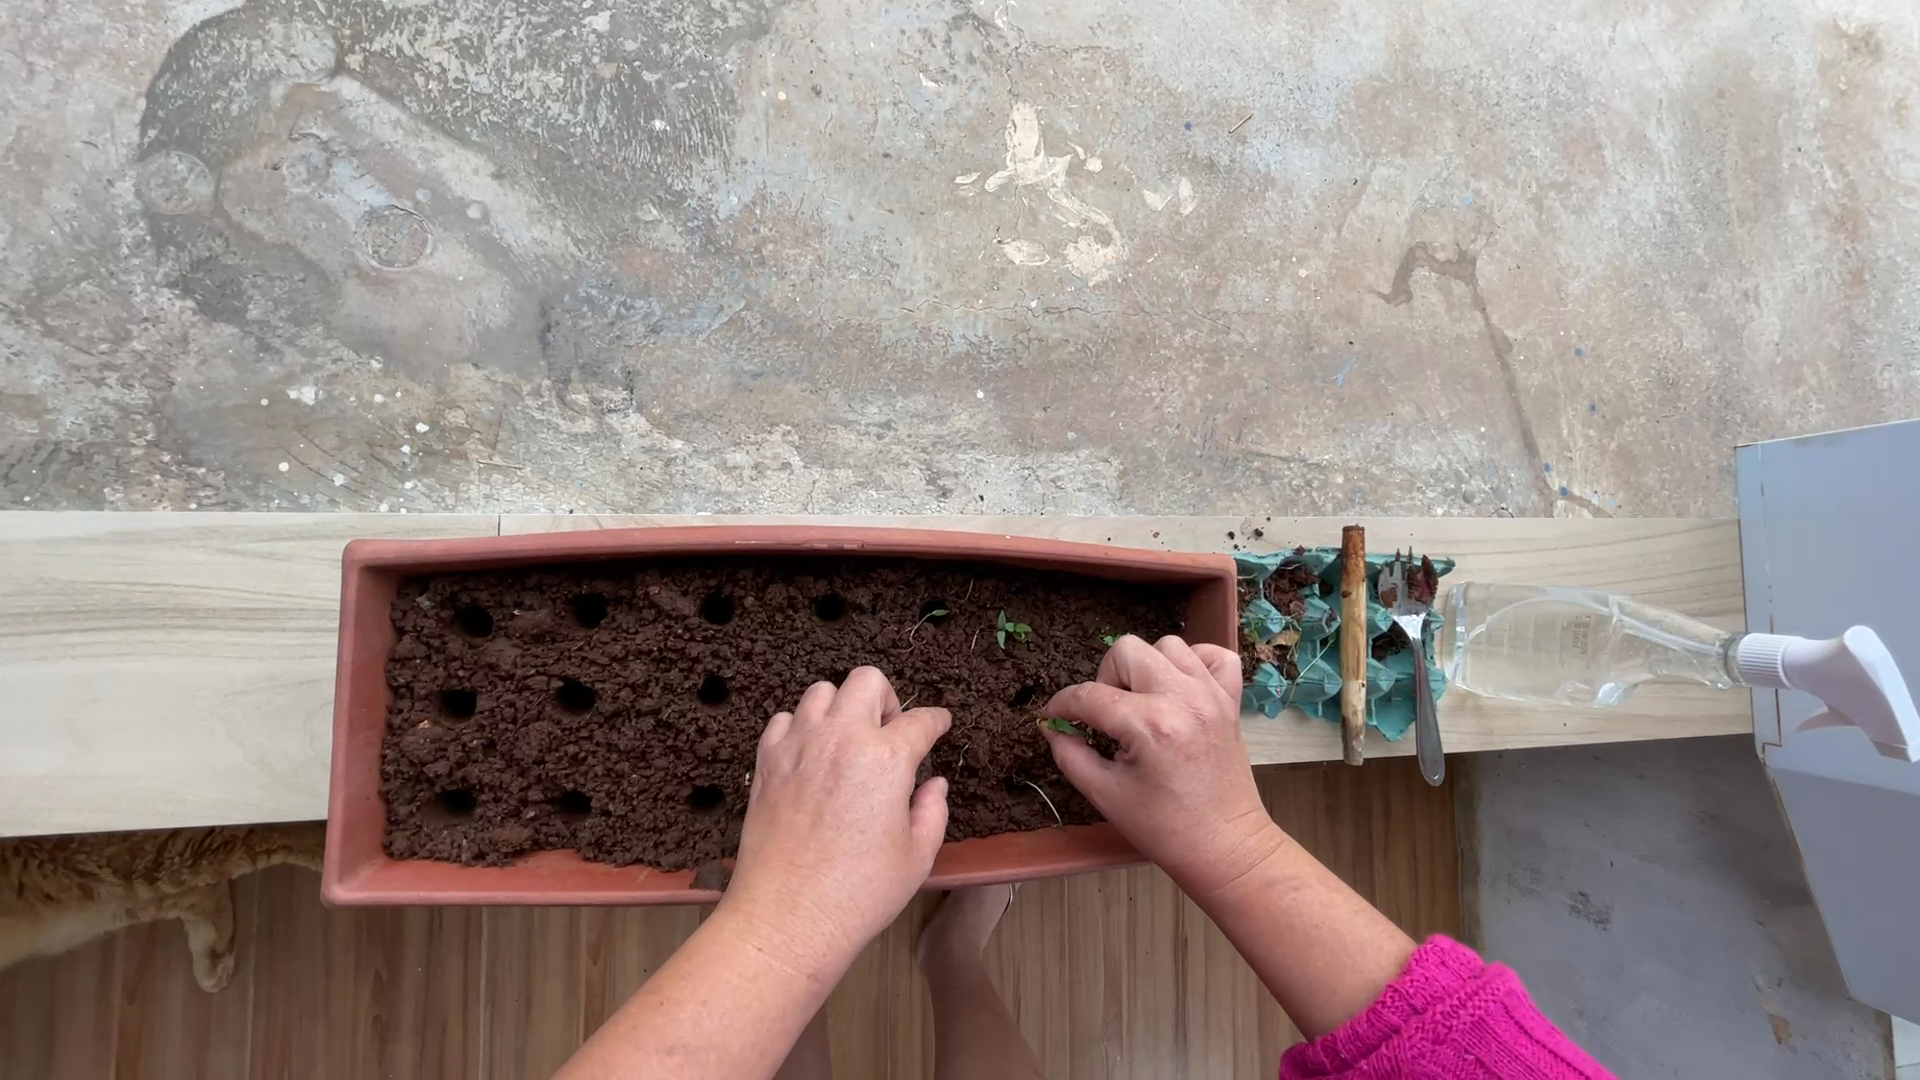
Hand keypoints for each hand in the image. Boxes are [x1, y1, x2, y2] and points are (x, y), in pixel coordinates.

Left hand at [722, 667, 951, 971]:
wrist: (786, 920)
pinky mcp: (767, 760)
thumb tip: (933, 784)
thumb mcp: (917, 858)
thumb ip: (933, 811)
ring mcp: (800, 745)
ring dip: (840, 709)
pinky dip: (800, 728)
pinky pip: (784, 720)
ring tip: (846, 742)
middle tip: (887, 733)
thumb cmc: (859, 895)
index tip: (939, 724)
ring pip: (821, 691)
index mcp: (887, 759)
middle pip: (867, 680)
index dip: (937, 720)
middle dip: (886, 698)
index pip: (921, 720)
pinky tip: (809, 757)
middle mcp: (843, 738)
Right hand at [1040, 635, 1283, 900]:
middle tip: (1109, 715)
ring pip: (1166, 645)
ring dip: (1145, 668)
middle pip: (1126, 650)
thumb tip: (1051, 726)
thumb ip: (1069, 754)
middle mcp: (1182, 698)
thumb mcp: (1104, 794)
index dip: (1062, 706)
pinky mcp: (1230, 700)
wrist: (1226, 848)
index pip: (1089, 696)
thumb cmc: (1163, 828)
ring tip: (1143, 702)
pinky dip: (1192, 664)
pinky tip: (1179, 689)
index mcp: (1149, 725)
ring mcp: (1210, 694)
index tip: (1054, 717)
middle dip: (1105, 679)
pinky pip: (1213, 656)